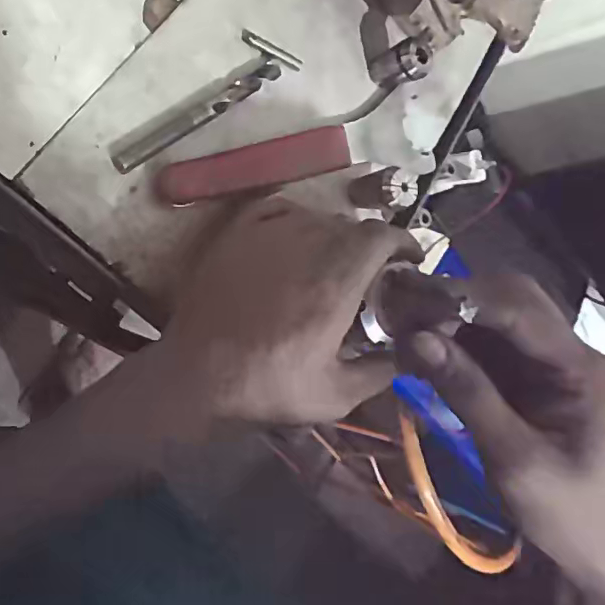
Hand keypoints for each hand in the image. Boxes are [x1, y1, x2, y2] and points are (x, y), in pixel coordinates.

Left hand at [158, 198, 418, 423]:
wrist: (196, 376)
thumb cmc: (266, 387)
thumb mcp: (335, 395)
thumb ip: (380, 371)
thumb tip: (408, 356)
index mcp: (337, 280)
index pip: (383, 235)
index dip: (403, 242)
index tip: (408, 260)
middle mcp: (306, 244)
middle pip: (353, 226)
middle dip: (369, 247)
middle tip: (369, 274)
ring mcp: (267, 233)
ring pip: (318, 216)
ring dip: (334, 235)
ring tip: (330, 262)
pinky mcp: (237, 233)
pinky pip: (280, 208)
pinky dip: (298, 219)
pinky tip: (296, 240)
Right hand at [399, 274, 604, 604]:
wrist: (596, 563)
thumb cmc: (564, 519)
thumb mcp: (513, 460)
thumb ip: (468, 393)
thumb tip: (415, 338)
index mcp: (590, 374)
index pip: (524, 313)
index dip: (467, 298)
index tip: (414, 298)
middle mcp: (581, 359)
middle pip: (518, 304)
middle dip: (459, 300)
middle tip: (405, 307)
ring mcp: (563, 369)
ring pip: (503, 322)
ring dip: (456, 319)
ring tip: (407, 323)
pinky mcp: (543, 383)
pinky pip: (498, 349)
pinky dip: (461, 344)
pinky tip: (428, 348)